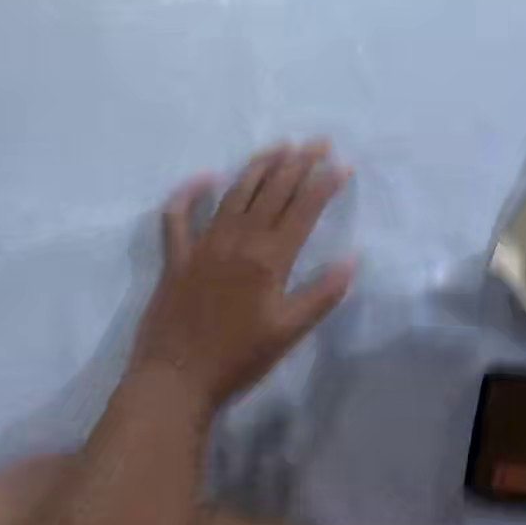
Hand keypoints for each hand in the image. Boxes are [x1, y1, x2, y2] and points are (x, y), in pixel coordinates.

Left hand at [129, 141, 354, 407]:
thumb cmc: (240, 357)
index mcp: (269, 259)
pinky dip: (188, 195)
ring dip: (258, 168)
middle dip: (297, 164)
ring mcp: (202, 247)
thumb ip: (323, 293)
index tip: (342, 165)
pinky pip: (177, 218)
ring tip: (278, 147)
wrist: (173, 381)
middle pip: (272, 193)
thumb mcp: (291, 330)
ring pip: (234, 195)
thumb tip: (351, 259)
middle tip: (317, 143)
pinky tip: (203, 177)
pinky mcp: (175, 259)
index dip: (324, 184)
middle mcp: (237, 242)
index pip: (303, 210)